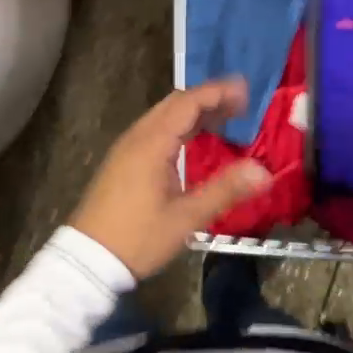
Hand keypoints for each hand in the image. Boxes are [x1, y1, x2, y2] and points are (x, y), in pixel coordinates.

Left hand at [71, 79, 271, 278]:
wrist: (88, 260)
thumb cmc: (138, 237)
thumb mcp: (187, 217)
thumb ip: (225, 190)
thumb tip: (265, 172)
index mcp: (152, 143)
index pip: (188, 103)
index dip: (218, 93)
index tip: (247, 92)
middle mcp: (137, 138)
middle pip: (175, 104)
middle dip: (209, 99)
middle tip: (241, 106)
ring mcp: (126, 149)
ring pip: (163, 116)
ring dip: (194, 112)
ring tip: (224, 121)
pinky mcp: (122, 163)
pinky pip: (154, 130)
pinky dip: (179, 126)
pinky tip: (194, 142)